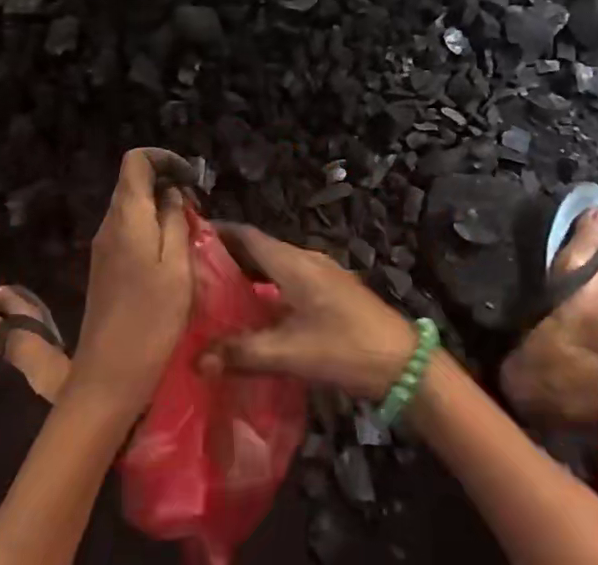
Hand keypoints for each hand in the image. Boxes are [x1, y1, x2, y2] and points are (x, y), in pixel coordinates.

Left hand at [66, 148, 195, 417]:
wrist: (108, 374)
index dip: (164, 158)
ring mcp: (103, 246)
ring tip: (191, 233)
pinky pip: (129, 232)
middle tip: (198, 210)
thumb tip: (172, 193)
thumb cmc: (150, 320)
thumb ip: (175, 222)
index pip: (135, 161)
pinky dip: (152, 231)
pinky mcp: (105, 267)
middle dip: (166, 185)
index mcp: (126, 216)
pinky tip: (172, 257)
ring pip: (132, 209)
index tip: (191, 178)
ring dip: (161, 210)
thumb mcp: (176, 268)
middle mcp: (108, 224)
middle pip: (133, 183)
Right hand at [201, 224, 418, 400]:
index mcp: (292, 262)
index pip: (246, 234)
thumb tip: (195, 360)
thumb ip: (241, 353)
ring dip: (248, 272)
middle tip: (195, 270)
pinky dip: (267, 286)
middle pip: (258, 248)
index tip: (189, 237)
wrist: (408, 366)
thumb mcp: (290, 353)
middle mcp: (305, 259)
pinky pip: (289, 279)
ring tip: (218, 291)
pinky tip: (258, 311)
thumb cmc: (345, 348)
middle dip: (228, 255)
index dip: (217, 232)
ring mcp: (323, 274)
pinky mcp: (334, 292)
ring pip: (275, 265)